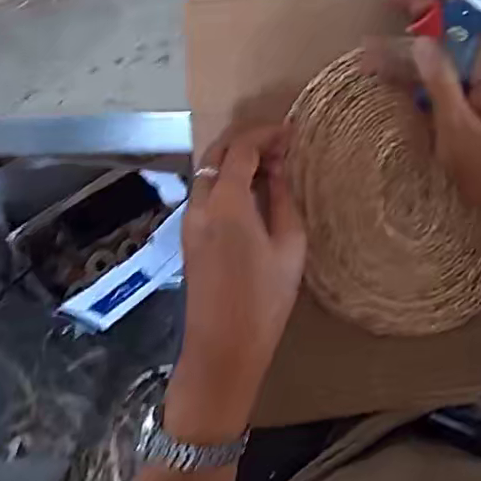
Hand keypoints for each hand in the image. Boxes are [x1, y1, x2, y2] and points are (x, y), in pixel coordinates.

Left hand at [166, 125, 305, 443]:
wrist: (223, 349)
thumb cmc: (265, 299)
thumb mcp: (289, 244)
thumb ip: (281, 198)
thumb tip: (278, 168)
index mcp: (227, 203)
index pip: (241, 148)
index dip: (266, 133)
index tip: (291, 131)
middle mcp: (201, 204)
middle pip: (217, 152)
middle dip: (247, 139)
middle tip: (280, 142)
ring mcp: (190, 220)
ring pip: (209, 170)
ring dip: (236, 157)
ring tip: (271, 162)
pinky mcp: (190, 234)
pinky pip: (207, 189)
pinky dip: (228, 176)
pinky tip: (253, 187)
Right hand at [390, 0, 480, 215]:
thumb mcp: (456, 124)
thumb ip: (440, 81)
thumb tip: (424, 40)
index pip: (470, 25)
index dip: (444, 3)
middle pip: (454, 38)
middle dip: (424, 19)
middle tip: (394, 2)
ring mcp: (478, 93)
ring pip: (444, 61)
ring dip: (413, 52)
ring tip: (376, 49)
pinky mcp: (468, 109)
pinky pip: (442, 84)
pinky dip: (418, 77)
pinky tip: (393, 76)